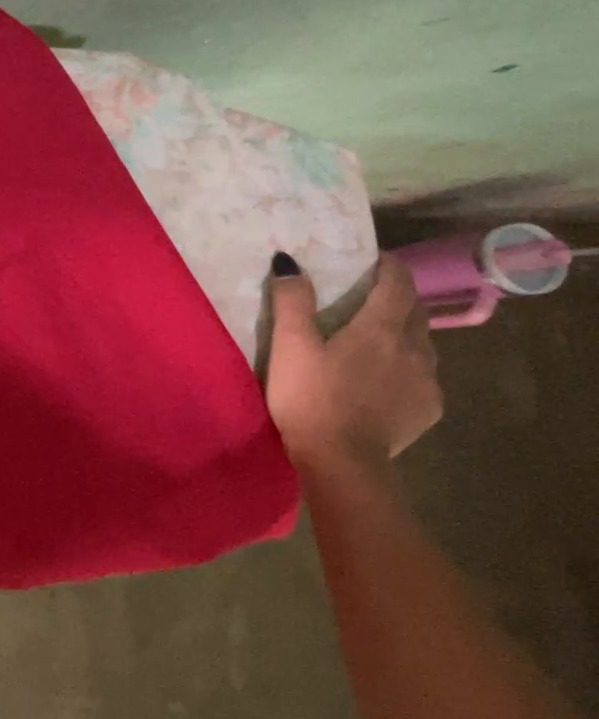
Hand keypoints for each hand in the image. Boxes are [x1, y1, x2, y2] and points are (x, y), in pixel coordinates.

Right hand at [265, 252, 443, 472]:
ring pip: (424, 344)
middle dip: (398, 298)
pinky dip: (407, 366)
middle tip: (371, 296)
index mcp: (381, 329)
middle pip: (416, 312)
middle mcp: (415, 348)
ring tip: (378, 338)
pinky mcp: (428, 408)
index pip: (398, 285)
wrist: (341, 459)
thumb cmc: (310, 396)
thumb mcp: (289, 345)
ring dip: (405, 332)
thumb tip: (289, 262)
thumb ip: (292, 302)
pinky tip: (384, 378)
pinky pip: (424, 375)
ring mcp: (427, 381)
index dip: (389, 266)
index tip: (374, 259)